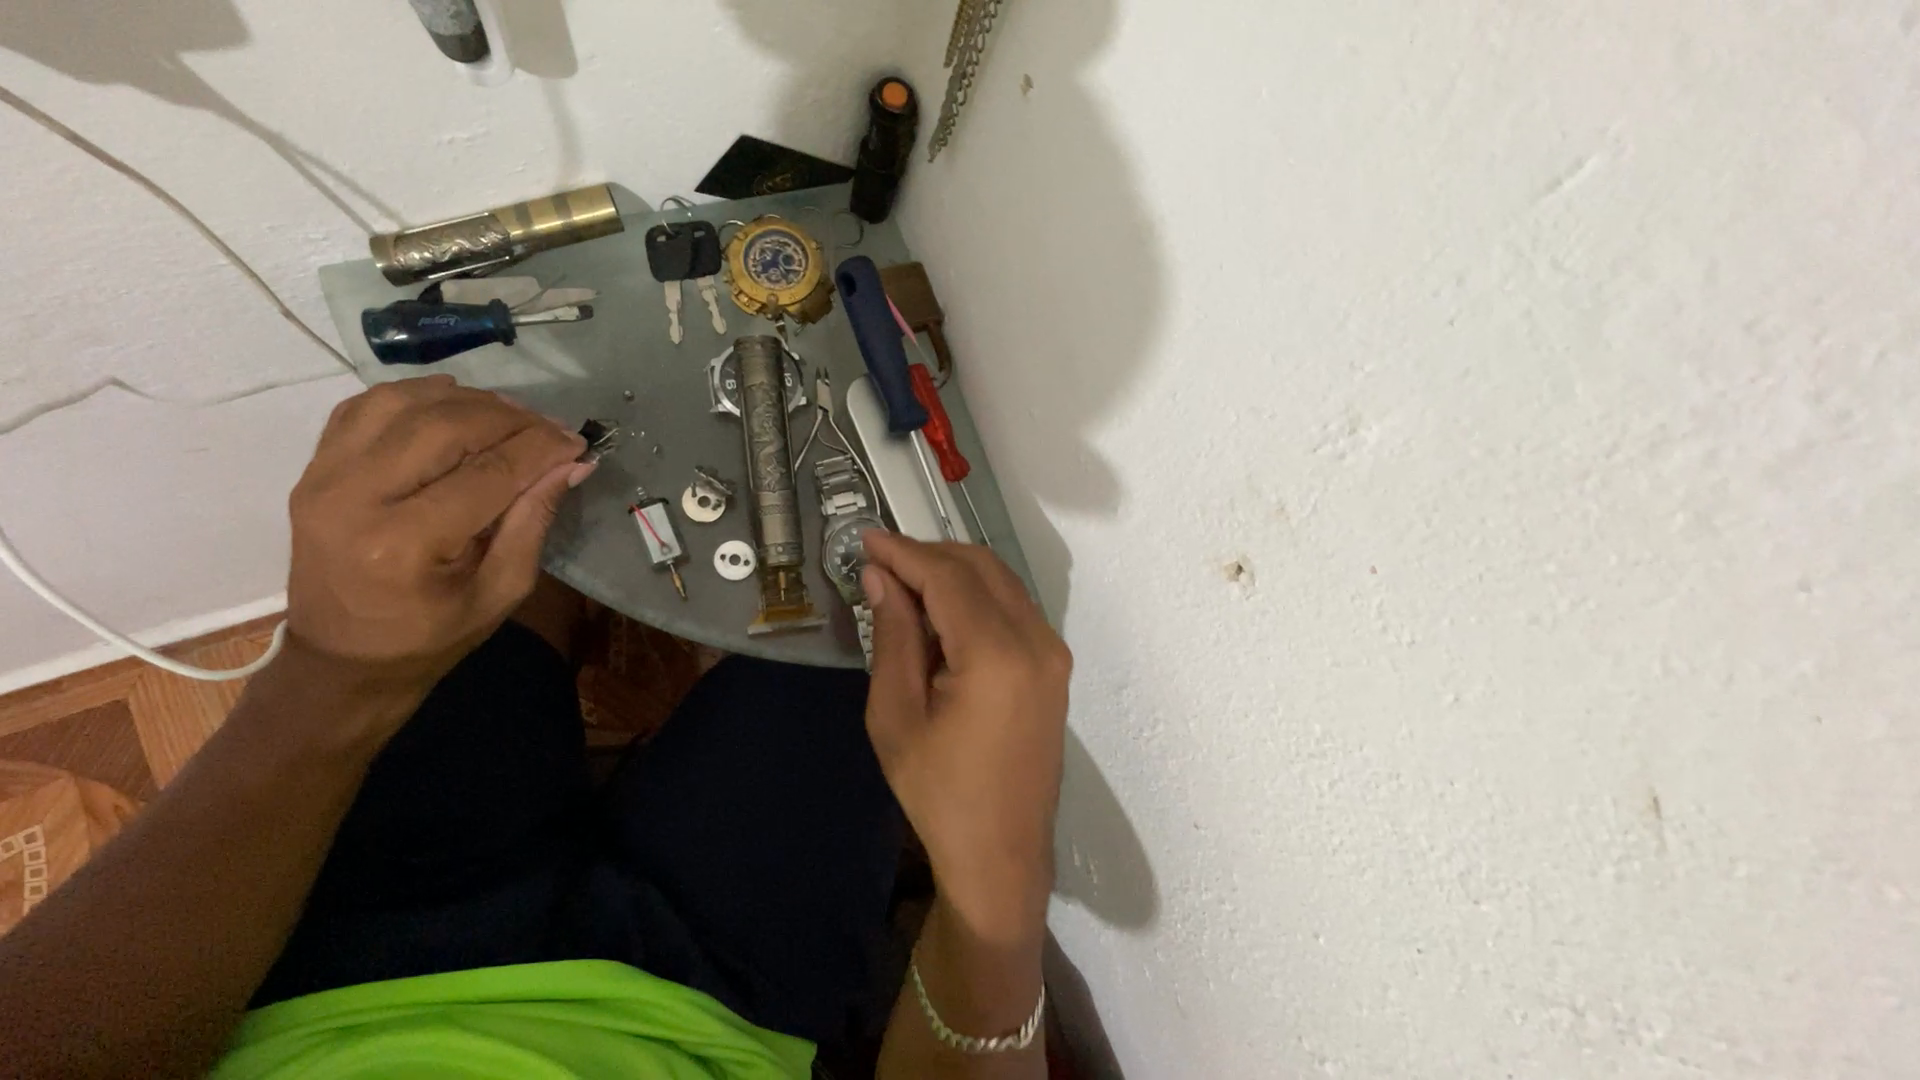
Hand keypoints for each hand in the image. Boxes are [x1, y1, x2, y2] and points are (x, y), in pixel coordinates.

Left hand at [285, 376, 587, 696]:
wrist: (342, 656)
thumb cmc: (431, 636)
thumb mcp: (501, 591)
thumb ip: (534, 521)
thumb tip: (572, 463)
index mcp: (405, 544)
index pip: (488, 472)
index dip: (540, 449)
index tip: (577, 442)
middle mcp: (355, 499)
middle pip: (444, 426)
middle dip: (510, 419)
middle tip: (550, 428)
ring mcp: (324, 478)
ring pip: (402, 404)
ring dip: (465, 399)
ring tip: (509, 414)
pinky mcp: (313, 470)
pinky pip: (364, 408)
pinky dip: (414, 395)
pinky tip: (452, 402)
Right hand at [862, 533, 1072, 945]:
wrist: (1001, 854)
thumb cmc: (939, 794)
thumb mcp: (897, 715)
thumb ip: (894, 636)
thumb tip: (883, 578)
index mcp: (996, 654)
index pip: (947, 576)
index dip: (904, 552)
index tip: (866, 540)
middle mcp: (1036, 641)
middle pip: (980, 567)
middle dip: (929, 556)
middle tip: (881, 564)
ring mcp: (1053, 653)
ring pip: (1001, 582)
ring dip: (954, 573)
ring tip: (904, 586)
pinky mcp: (1055, 667)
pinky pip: (1014, 608)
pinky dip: (976, 597)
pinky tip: (941, 615)